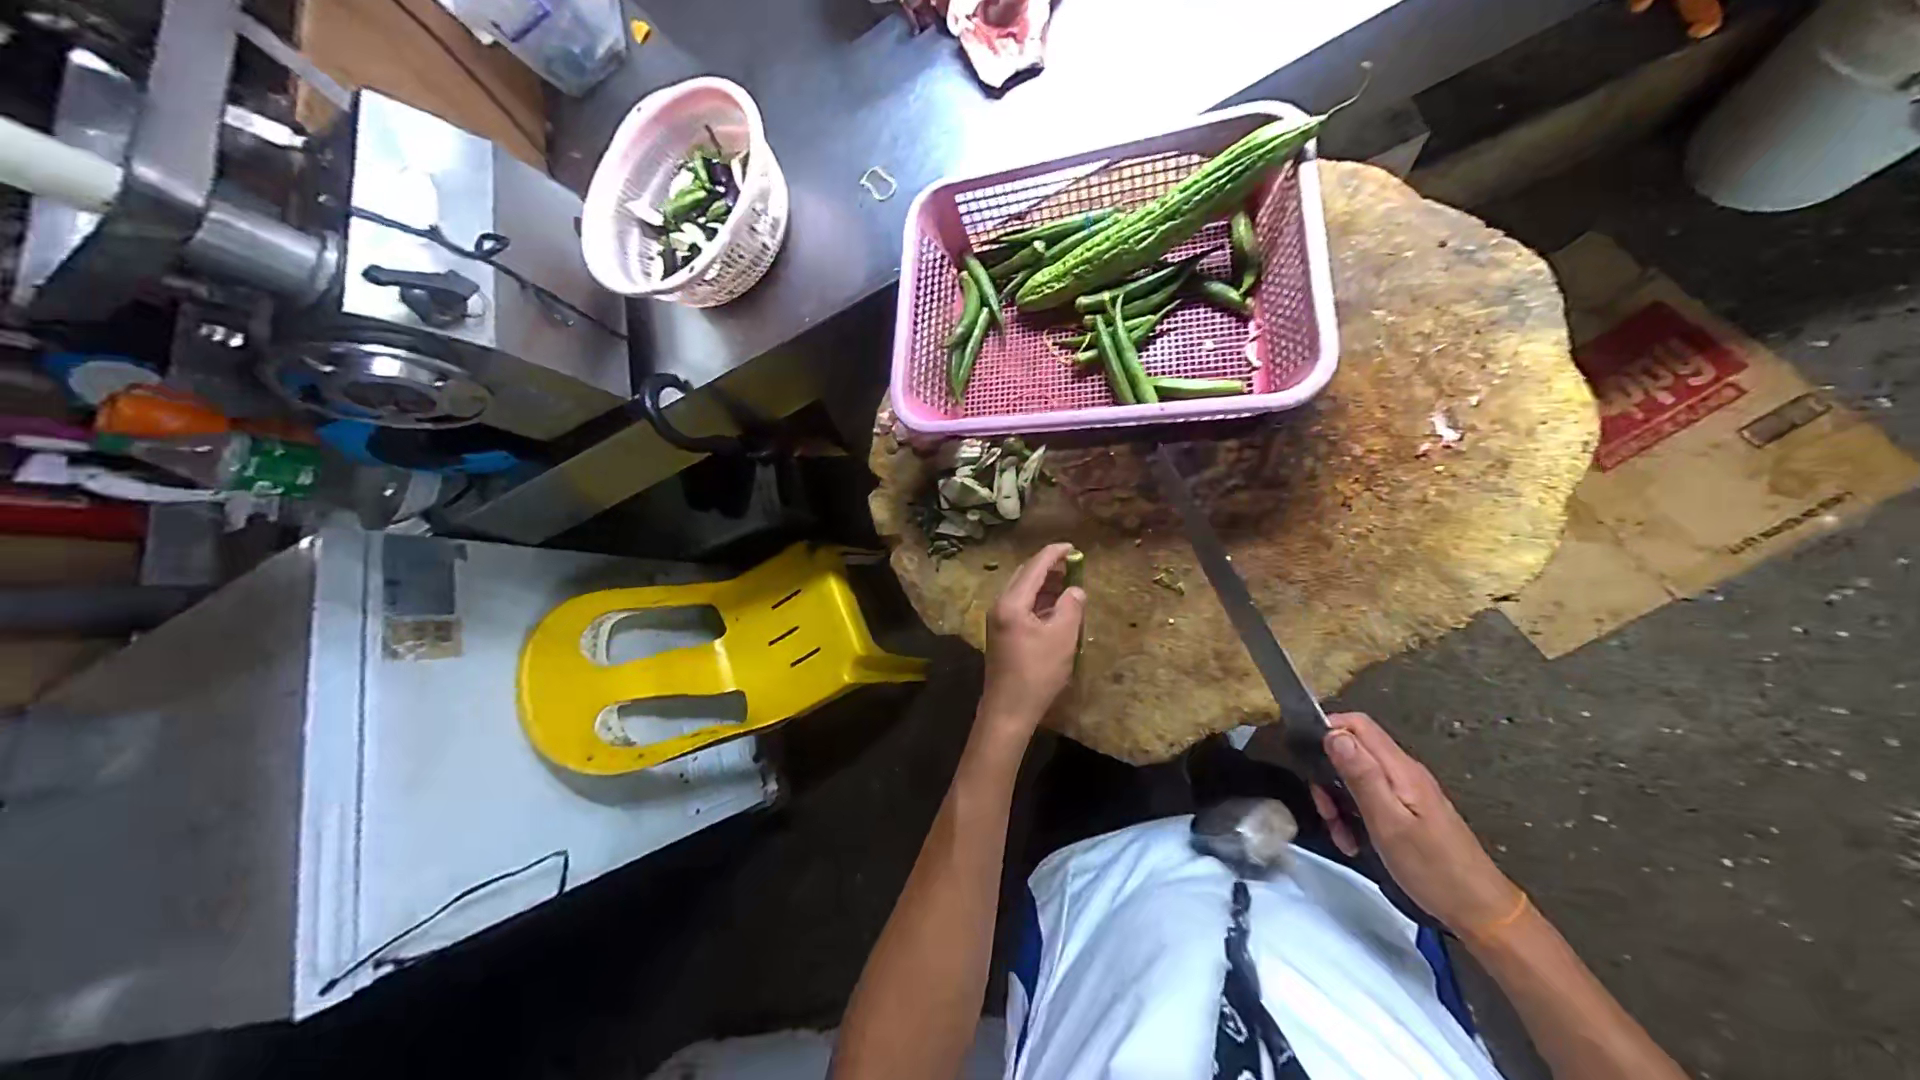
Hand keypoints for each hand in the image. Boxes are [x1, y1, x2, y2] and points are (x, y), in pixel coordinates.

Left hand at [976, 543, 1084, 739]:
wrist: (1009, 709)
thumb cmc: (1037, 673)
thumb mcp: (1062, 637)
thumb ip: (1071, 607)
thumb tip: (1075, 589)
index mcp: (1012, 602)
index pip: (1034, 567)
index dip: (1054, 554)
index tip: (1072, 546)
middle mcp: (1000, 605)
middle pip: (1024, 575)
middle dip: (1048, 567)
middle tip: (1072, 563)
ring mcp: (998, 620)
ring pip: (1022, 591)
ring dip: (1044, 584)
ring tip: (1068, 582)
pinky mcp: (1002, 633)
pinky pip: (1021, 606)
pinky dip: (1038, 600)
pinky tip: (1055, 606)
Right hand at [1311, 712, 1522, 938]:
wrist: (1480, 912)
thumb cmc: (1433, 868)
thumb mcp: (1389, 822)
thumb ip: (1361, 775)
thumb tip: (1334, 734)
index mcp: (1400, 769)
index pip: (1357, 724)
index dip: (1327, 728)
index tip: (1306, 756)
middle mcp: (1403, 773)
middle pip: (1353, 750)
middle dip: (1328, 773)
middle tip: (1325, 809)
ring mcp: (1407, 792)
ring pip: (1356, 776)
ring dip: (1338, 799)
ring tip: (1340, 831)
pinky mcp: (1407, 811)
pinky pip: (1368, 798)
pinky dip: (1353, 814)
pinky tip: (1354, 839)